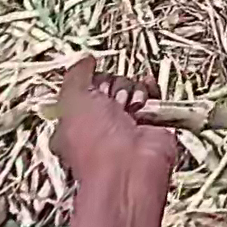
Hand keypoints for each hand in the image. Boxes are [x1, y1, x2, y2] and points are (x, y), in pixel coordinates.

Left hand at [46, 57, 177, 226]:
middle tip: (116, 103)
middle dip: (116, 87)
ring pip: (134, 86)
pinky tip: (148, 99)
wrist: (129, 167)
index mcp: (78, 120)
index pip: (89, 84)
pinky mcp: (152, 123)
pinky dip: (153, 92)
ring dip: (134, 90)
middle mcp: (103, 122)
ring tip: (133, 107)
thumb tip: (86, 59)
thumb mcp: (72, 101)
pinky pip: (154, 94)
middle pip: (113, 83)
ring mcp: (128, 122)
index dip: (94, 84)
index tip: (95, 93)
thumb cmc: (94, 142)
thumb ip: (76, 75)